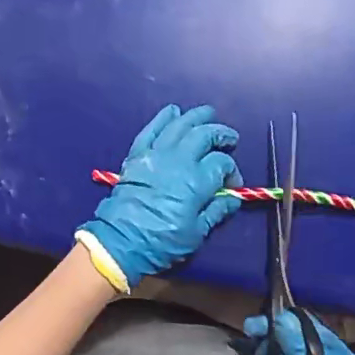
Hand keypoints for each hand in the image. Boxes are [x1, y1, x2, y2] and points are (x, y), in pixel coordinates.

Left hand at [76, 104, 242, 292]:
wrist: (121, 242)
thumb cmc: (161, 242)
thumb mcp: (195, 234)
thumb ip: (216, 212)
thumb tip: (233, 198)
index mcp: (197, 181)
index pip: (221, 163)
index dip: (232, 171)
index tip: (232, 184)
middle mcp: (179, 160)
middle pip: (204, 135)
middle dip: (220, 134)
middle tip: (229, 138)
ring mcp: (156, 154)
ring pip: (179, 125)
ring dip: (196, 117)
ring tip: (207, 114)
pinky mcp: (136, 155)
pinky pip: (151, 130)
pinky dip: (163, 118)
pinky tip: (172, 111)